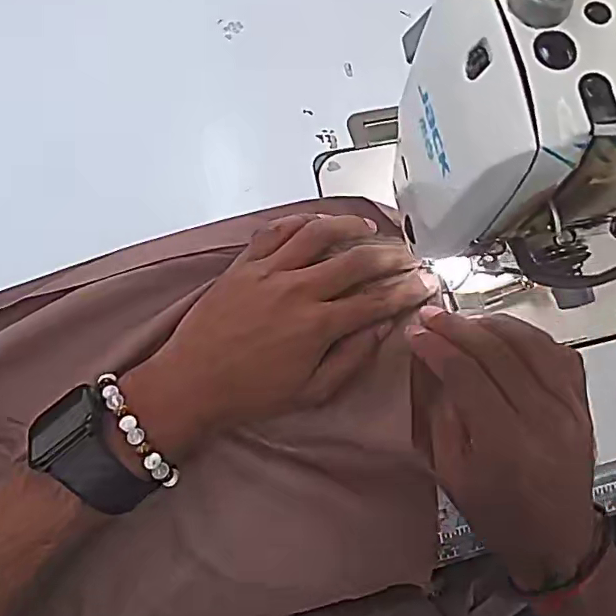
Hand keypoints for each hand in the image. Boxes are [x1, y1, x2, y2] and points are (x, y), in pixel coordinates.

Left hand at [121, 213, 440, 460]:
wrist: (190, 384)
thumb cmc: (251, 395)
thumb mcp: (312, 392)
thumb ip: (351, 358)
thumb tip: (382, 328)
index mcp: (317, 326)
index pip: (376, 299)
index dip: (407, 288)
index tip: (425, 282)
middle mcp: (297, 291)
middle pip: (356, 259)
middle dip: (390, 255)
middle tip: (406, 255)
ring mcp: (268, 273)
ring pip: (318, 233)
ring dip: (350, 226)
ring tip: (369, 228)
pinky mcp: (243, 265)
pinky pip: (276, 231)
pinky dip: (301, 221)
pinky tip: (317, 222)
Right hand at [407, 308, 598, 589]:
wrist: (556, 539)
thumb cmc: (502, 515)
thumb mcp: (452, 473)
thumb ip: (440, 415)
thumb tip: (430, 364)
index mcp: (505, 445)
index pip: (467, 374)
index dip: (437, 348)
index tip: (418, 334)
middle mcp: (543, 421)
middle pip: (497, 352)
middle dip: (458, 328)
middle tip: (433, 318)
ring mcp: (568, 409)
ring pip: (529, 343)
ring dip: (492, 324)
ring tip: (465, 321)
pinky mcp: (581, 404)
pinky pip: (558, 352)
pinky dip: (529, 335)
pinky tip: (507, 333)